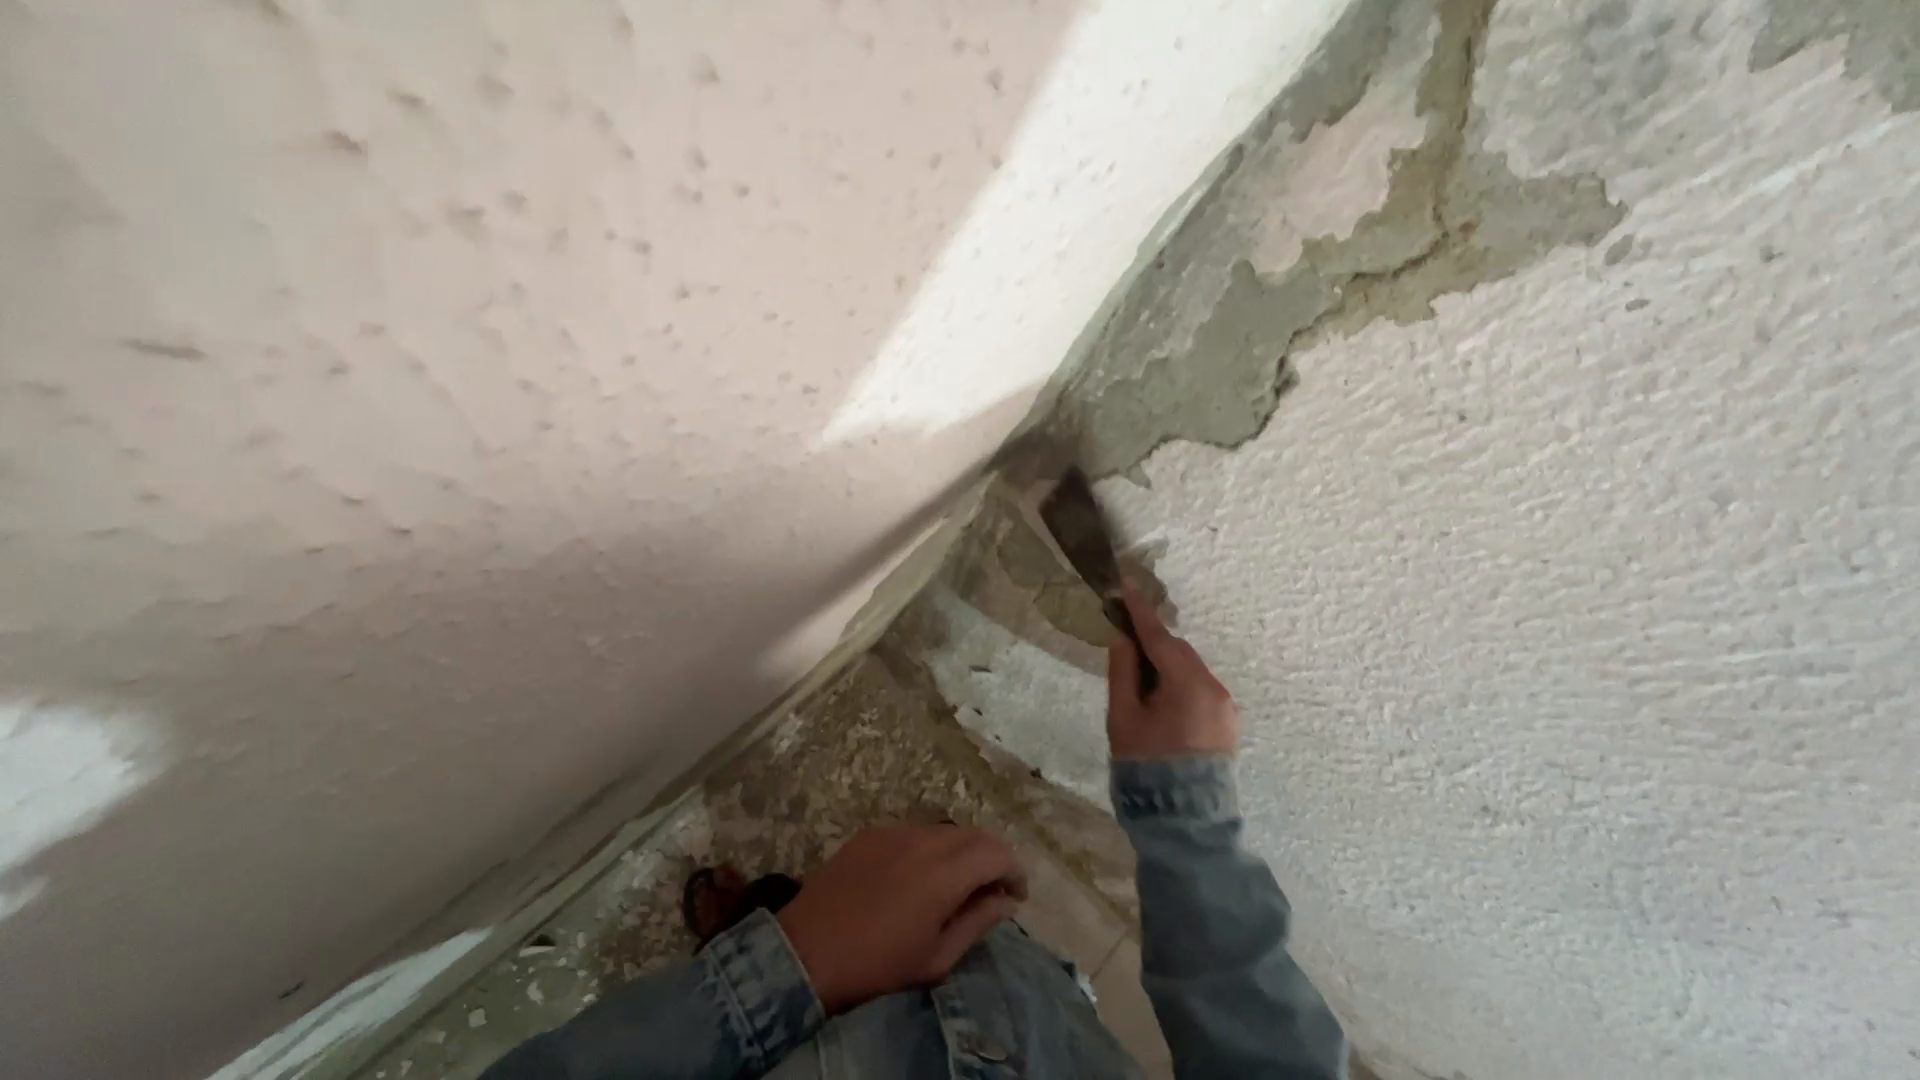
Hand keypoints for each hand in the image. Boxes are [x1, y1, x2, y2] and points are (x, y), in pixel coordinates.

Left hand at [776, 826, 1026, 1013]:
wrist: (805, 951)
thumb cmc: (876, 965)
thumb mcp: (936, 958)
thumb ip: (977, 923)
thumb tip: (1006, 902)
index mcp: (944, 873)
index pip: (998, 851)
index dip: (1015, 871)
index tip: (1016, 897)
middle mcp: (923, 840)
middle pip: (975, 834)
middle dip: (992, 858)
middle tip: (992, 892)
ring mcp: (894, 831)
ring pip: (944, 830)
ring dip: (961, 852)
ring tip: (956, 885)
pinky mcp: (871, 833)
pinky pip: (914, 832)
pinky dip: (930, 849)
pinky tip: (918, 878)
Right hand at [1107, 581, 1238, 758]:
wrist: (1184, 818)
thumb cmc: (1145, 765)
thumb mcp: (1123, 718)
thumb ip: (1123, 673)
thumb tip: (1125, 640)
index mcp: (1188, 686)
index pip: (1160, 638)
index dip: (1140, 610)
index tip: (1127, 582)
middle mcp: (1215, 689)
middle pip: (1179, 652)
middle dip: (1153, 644)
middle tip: (1125, 647)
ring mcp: (1226, 705)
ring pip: (1191, 669)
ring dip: (1167, 666)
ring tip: (1142, 686)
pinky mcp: (1228, 720)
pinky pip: (1200, 688)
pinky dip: (1180, 684)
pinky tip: (1162, 701)